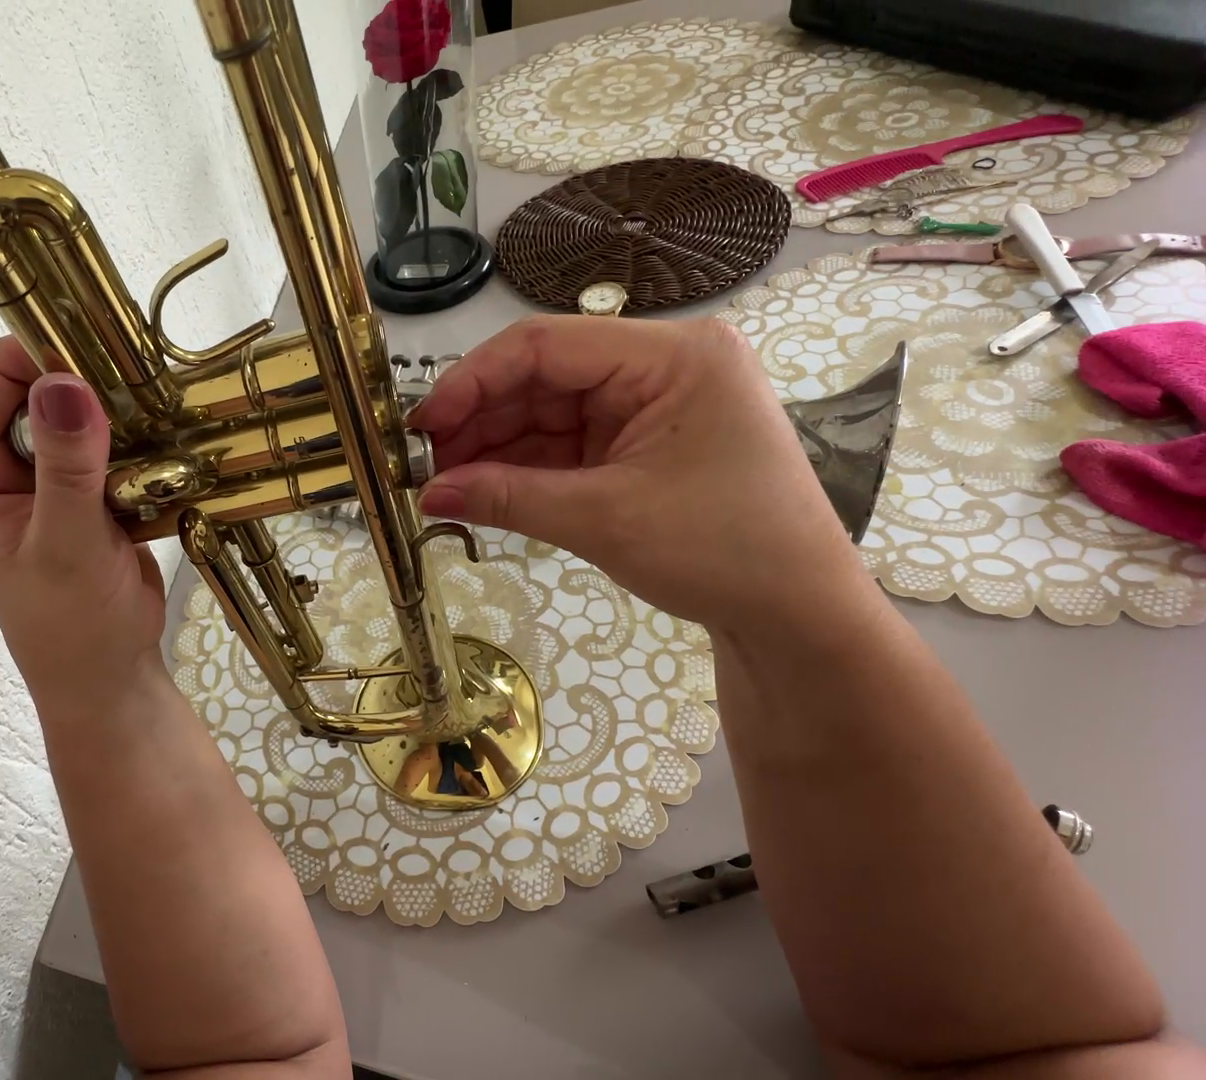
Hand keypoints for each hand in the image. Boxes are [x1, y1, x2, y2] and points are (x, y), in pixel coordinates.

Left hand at [0, 338, 167, 715]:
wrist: (110, 679)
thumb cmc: (73, 627)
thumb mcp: (66, 547)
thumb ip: (64, 467)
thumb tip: (62, 381)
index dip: (37, 352)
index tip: (98, 346)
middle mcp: (7, 469)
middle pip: (38, 389)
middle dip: (86, 377)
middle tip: (142, 376)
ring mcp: (52, 481)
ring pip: (81, 415)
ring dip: (119, 408)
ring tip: (164, 404)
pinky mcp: (92, 495)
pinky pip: (113, 446)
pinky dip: (140, 438)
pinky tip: (172, 437)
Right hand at [411, 317, 868, 630]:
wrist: (796, 615)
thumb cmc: (722, 551)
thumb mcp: (605, 519)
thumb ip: (509, 497)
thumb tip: (426, 494)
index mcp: (671, 355)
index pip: (547, 345)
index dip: (473, 381)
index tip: (422, 426)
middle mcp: (657, 366)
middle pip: (542, 377)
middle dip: (479, 420)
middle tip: (422, 465)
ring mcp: (647, 405)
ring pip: (545, 412)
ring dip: (492, 448)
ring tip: (441, 484)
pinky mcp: (637, 444)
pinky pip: (563, 445)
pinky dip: (520, 468)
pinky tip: (477, 489)